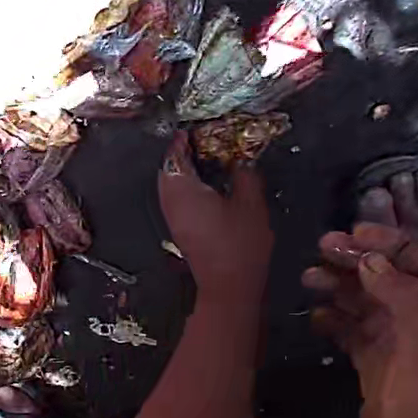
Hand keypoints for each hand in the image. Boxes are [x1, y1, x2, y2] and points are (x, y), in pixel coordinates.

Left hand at [157, 131, 270, 308]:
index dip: (183, 139)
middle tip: (203, 142)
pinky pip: (176, 199)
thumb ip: (245, 175)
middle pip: (167, 169)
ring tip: (208, 161)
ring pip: (170, 185)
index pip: (174, 155)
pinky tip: (208, 186)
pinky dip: (186, 187)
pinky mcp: (179, 230)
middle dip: (181, 154)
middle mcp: (170, 202)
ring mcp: (172, 218)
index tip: (196, 129)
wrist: (229, 288)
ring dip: (183, 171)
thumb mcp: (251, 204)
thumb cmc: (240, 244)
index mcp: (183, 190)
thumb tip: (241, 158)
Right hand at [310, 228, 417, 417]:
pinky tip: (316, 316)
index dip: (396, 245)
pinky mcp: (382, 383)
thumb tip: (372, 261)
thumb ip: (405, 298)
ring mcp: (411, 361)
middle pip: (399, 284)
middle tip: (320, 250)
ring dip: (344, 290)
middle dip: (362, 263)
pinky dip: (338, 324)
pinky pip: (359, 341)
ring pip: (374, 310)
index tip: (354, 234)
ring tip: (308, 278)